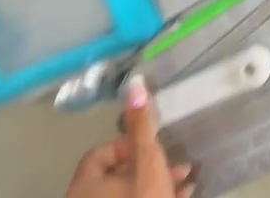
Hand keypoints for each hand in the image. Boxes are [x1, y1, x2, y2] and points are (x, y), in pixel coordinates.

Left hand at [64, 79, 193, 197]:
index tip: (153, 148)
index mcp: (84, 186)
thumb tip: (135, 83)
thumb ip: (142, 127)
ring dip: (156, 185)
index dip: (128, 145)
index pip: (100, 153)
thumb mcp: (147, 165)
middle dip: (151, 166)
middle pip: (116, 176)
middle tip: (178, 167)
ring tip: (185, 184)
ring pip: (128, 194)